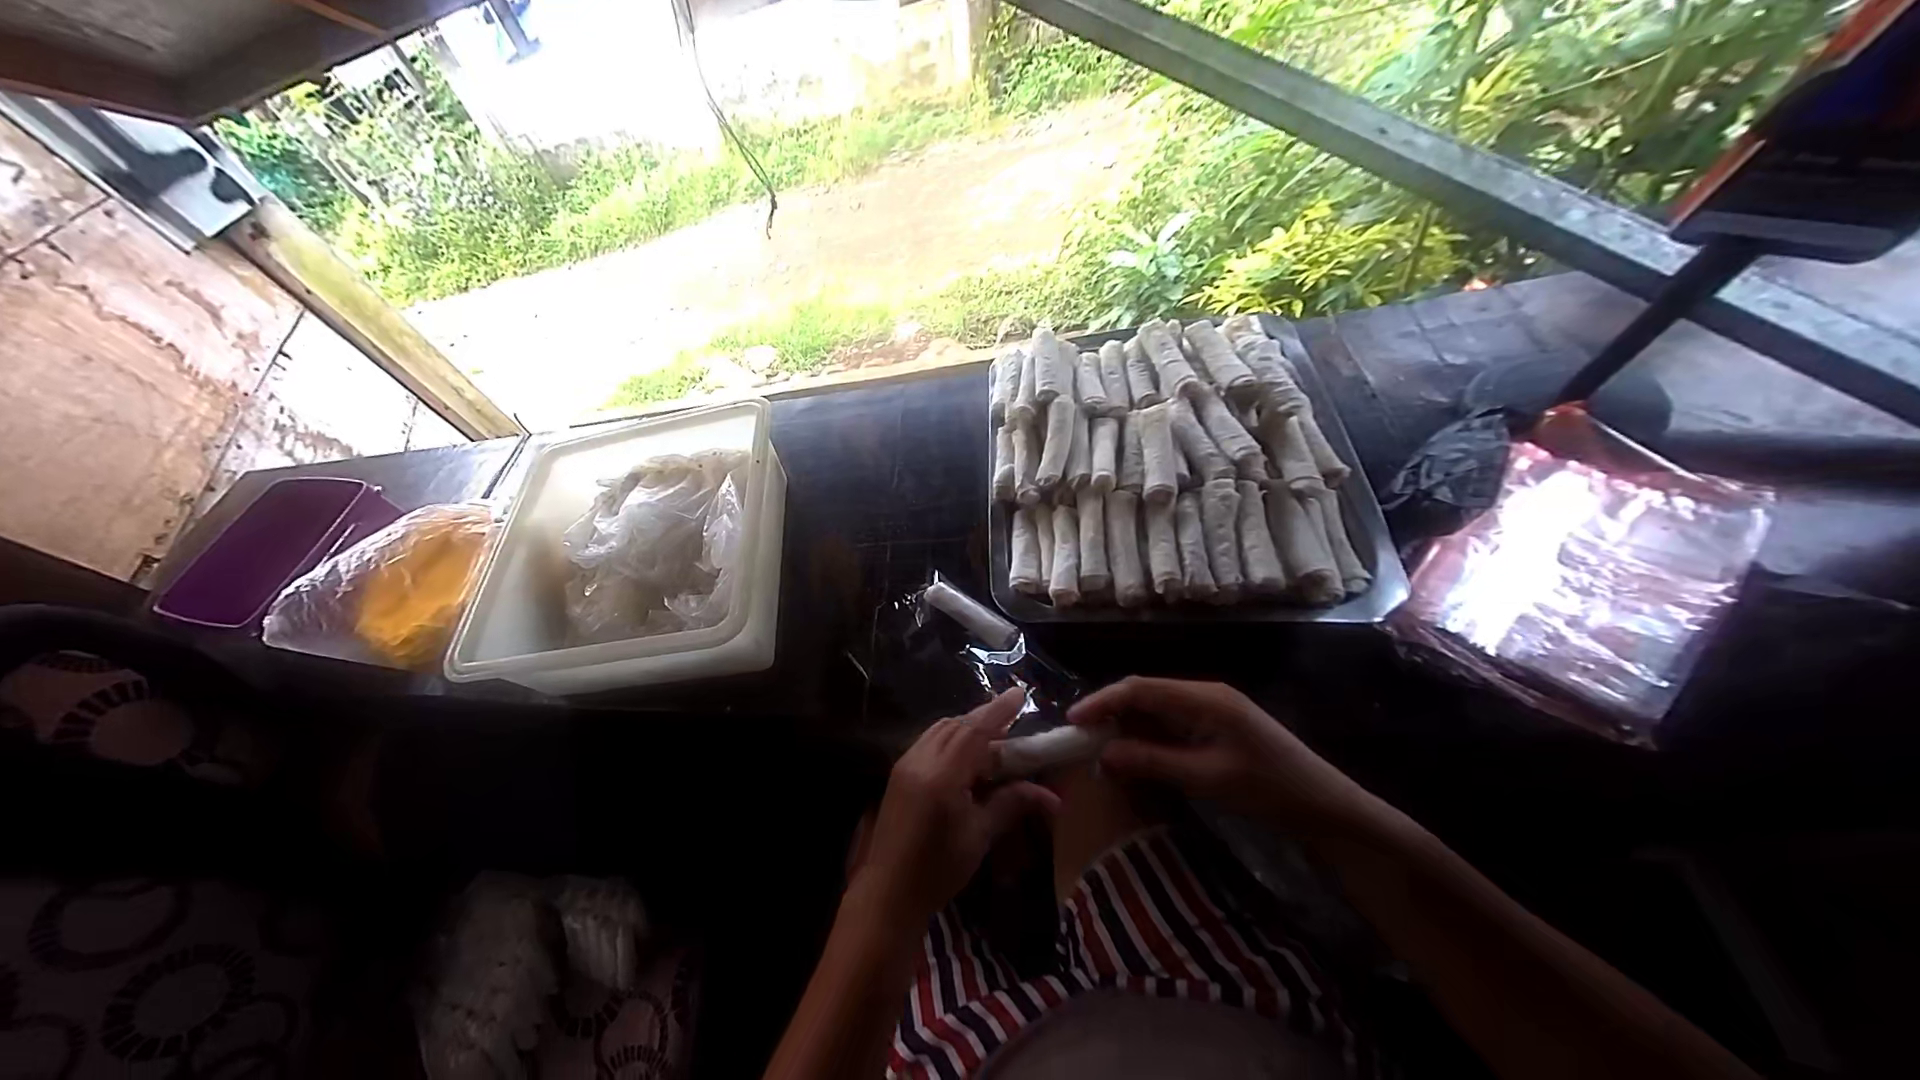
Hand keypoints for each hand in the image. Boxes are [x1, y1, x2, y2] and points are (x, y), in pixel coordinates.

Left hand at [859, 690, 1060, 925]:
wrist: (887, 894)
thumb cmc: (938, 870)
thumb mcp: (979, 836)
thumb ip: (1011, 804)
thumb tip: (1050, 795)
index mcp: (942, 776)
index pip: (974, 731)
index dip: (998, 711)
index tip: (1019, 694)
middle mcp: (919, 760)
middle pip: (956, 725)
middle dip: (984, 719)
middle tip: (1012, 722)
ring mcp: (904, 765)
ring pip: (939, 730)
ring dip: (966, 727)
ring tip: (992, 737)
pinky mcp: (898, 774)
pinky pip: (928, 742)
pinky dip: (950, 738)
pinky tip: (964, 754)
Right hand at [1068, 677, 1375, 834]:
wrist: (1327, 808)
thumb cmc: (1269, 790)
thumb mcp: (1206, 778)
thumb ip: (1151, 761)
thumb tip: (1102, 754)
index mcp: (1203, 697)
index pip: (1139, 689)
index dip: (1102, 702)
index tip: (1072, 721)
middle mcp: (1204, 695)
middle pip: (1145, 693)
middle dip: (1110, 712)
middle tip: (1080, 738)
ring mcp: (1212, 711)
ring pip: (1157, 709)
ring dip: (1128, 725)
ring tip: (1099, 747)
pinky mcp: (1218, 728)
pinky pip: (1172, 724)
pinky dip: (1148, 736)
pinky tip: (1135, 753)